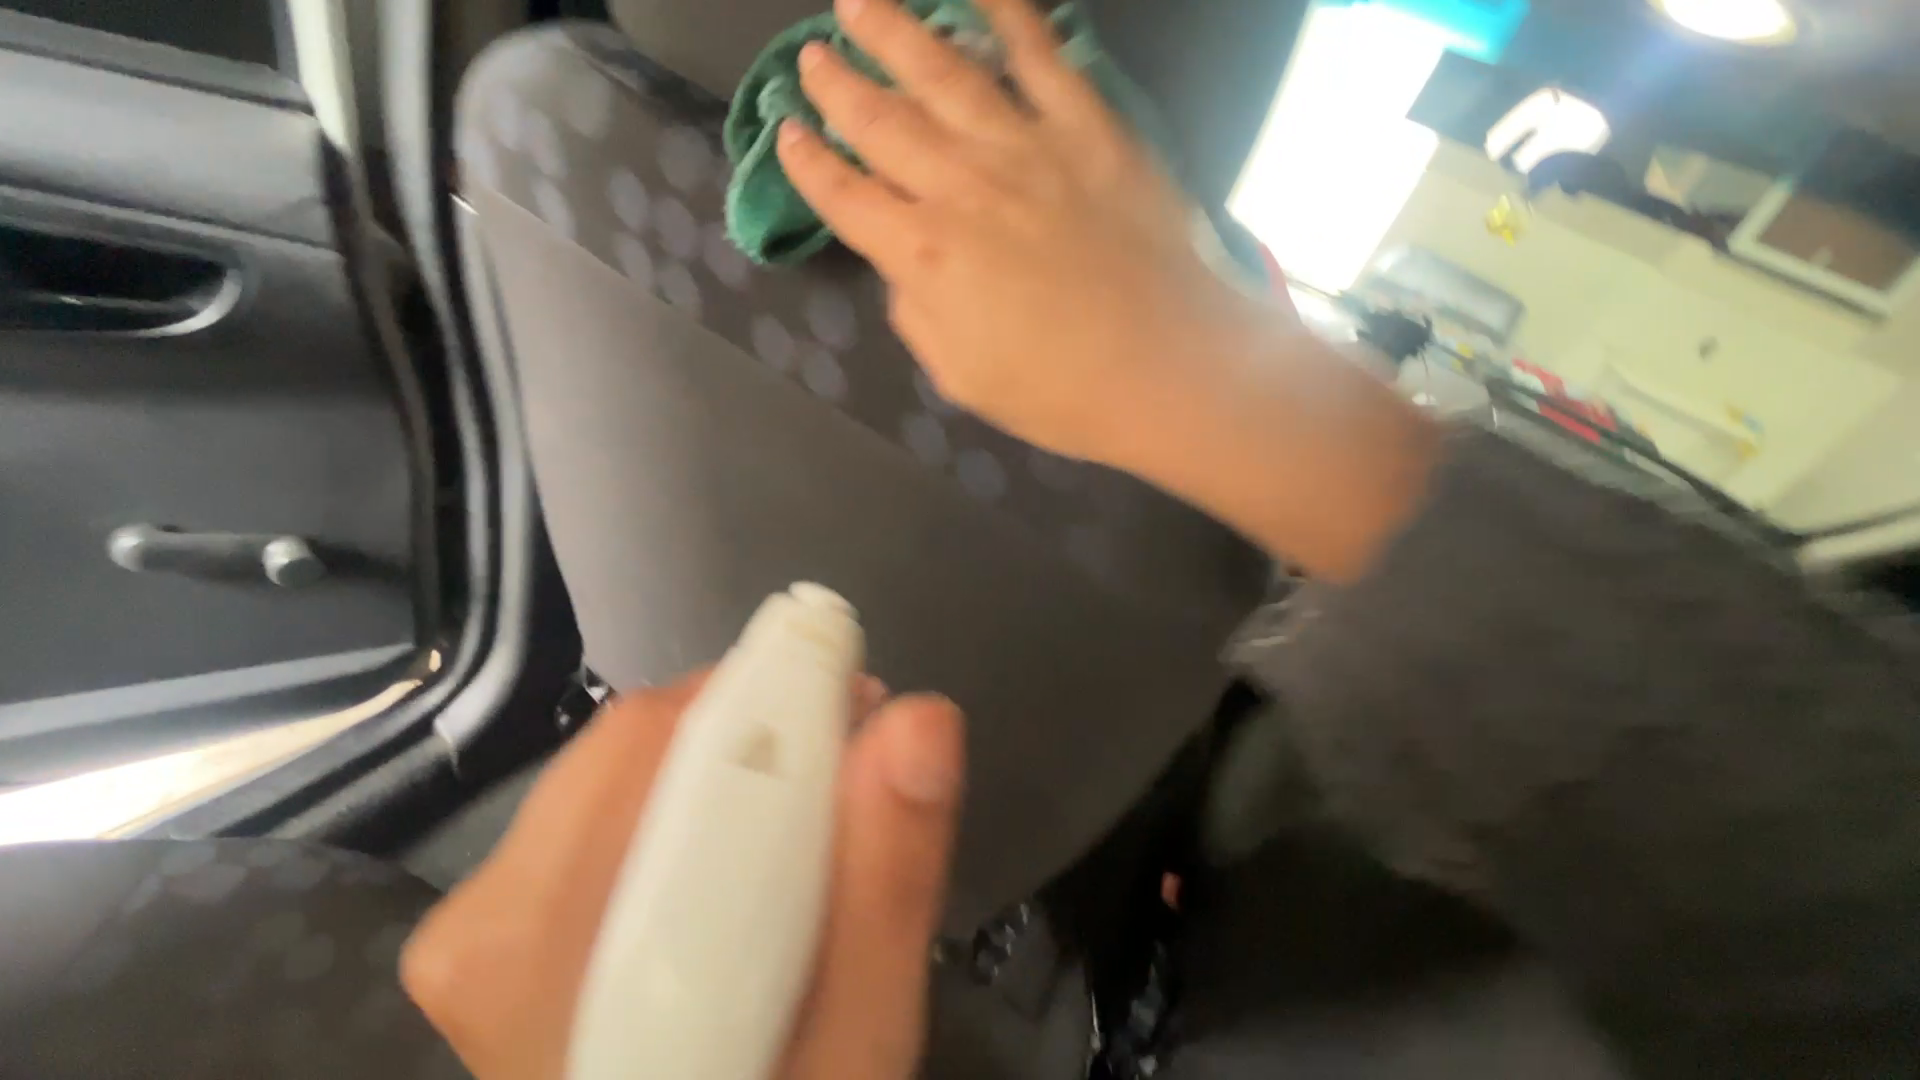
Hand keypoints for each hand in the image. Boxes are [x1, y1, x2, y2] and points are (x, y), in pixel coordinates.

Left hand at [401, 672, 965, 1079]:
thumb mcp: (852, 1045)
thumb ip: (884, 887)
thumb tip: (919, 725)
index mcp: (541, 941)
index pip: (662, 740)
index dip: (775, 704)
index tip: (858, 709)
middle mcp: (487, 918)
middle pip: (644, 747)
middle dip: (763, 736)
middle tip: (854, 771)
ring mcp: (483, 927)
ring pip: (631, 773)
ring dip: (734, 770)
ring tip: (812, 825)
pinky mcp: (498, 936)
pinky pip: (609, 816)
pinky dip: (694, 812)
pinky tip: (748, 867)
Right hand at [777, 0, 1274, 467]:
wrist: (1171, 369)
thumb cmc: (1063, 393)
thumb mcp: (963, 377)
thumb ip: (918, 316)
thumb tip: (903, 269)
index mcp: (925, 256)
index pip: (846, 198)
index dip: (809, 165)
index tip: (787, 135)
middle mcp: (962, 187)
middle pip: (882, 124)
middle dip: (838, 87)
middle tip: (813, 58)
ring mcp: (1026, 148)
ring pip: (943, 72)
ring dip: (893, 33)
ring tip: (858, 4)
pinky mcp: (1089, 128)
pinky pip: (1040, 54)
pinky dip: (1007, 15)